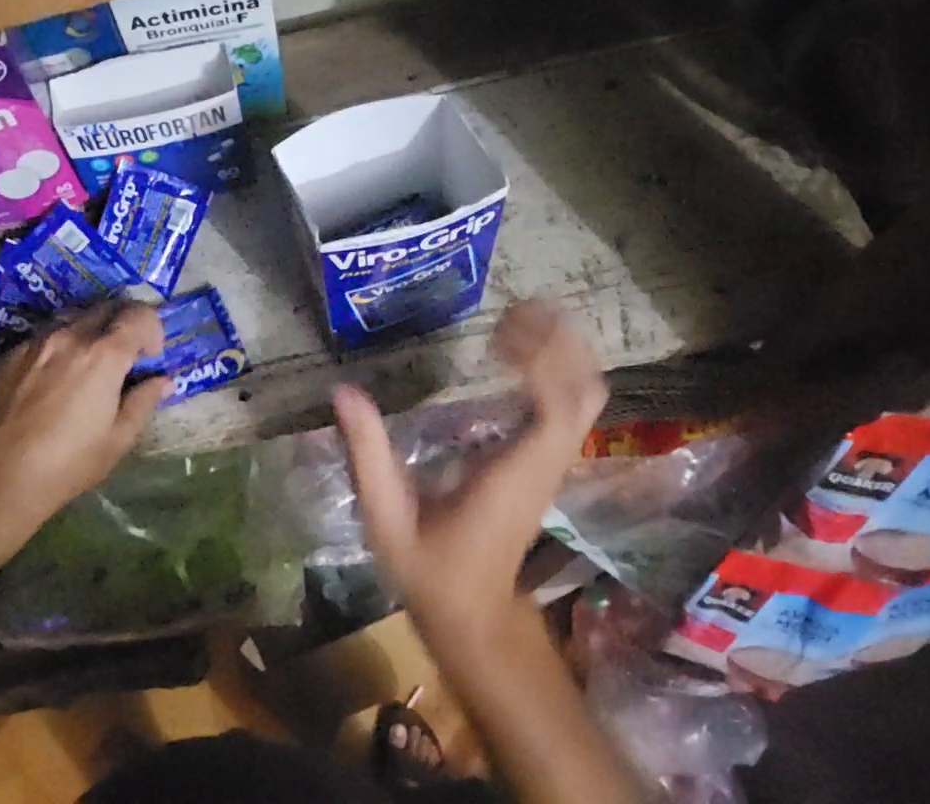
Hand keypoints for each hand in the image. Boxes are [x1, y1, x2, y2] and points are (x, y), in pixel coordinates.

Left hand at [0, 301, 171, 575]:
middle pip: (106, 308)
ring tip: (91, 362)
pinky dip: (62, 344)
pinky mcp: (11, 356)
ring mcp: (35, 343)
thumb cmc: (69, 463)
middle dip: (124, 324)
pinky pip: (45, 336)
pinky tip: (56, 377)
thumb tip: (161, 380)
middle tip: (127, 356)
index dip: (153, 329)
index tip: (151, 356)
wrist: (1, 479)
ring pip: (73, 317)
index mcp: (103, 355)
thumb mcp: (119, 439)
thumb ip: (144, 401)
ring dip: (92, 329)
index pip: (138, 315)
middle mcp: (69, 337)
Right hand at [337, 300, 607, 646]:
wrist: (474, 617)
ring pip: (586, 394)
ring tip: (512, 322)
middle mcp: (546, 463)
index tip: (497, 334)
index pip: (556, 408)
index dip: (540, 361)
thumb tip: (343, 393)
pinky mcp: (546, 462)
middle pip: (585, 390)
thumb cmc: (430, 571)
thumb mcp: (387, 518)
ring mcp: (552, 463)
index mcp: (515, 476)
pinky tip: (513, 354)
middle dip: (558, 342)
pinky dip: (553, 369)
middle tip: (510, 312)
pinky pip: (569, 404)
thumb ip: (366, 457)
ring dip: (559, 351)